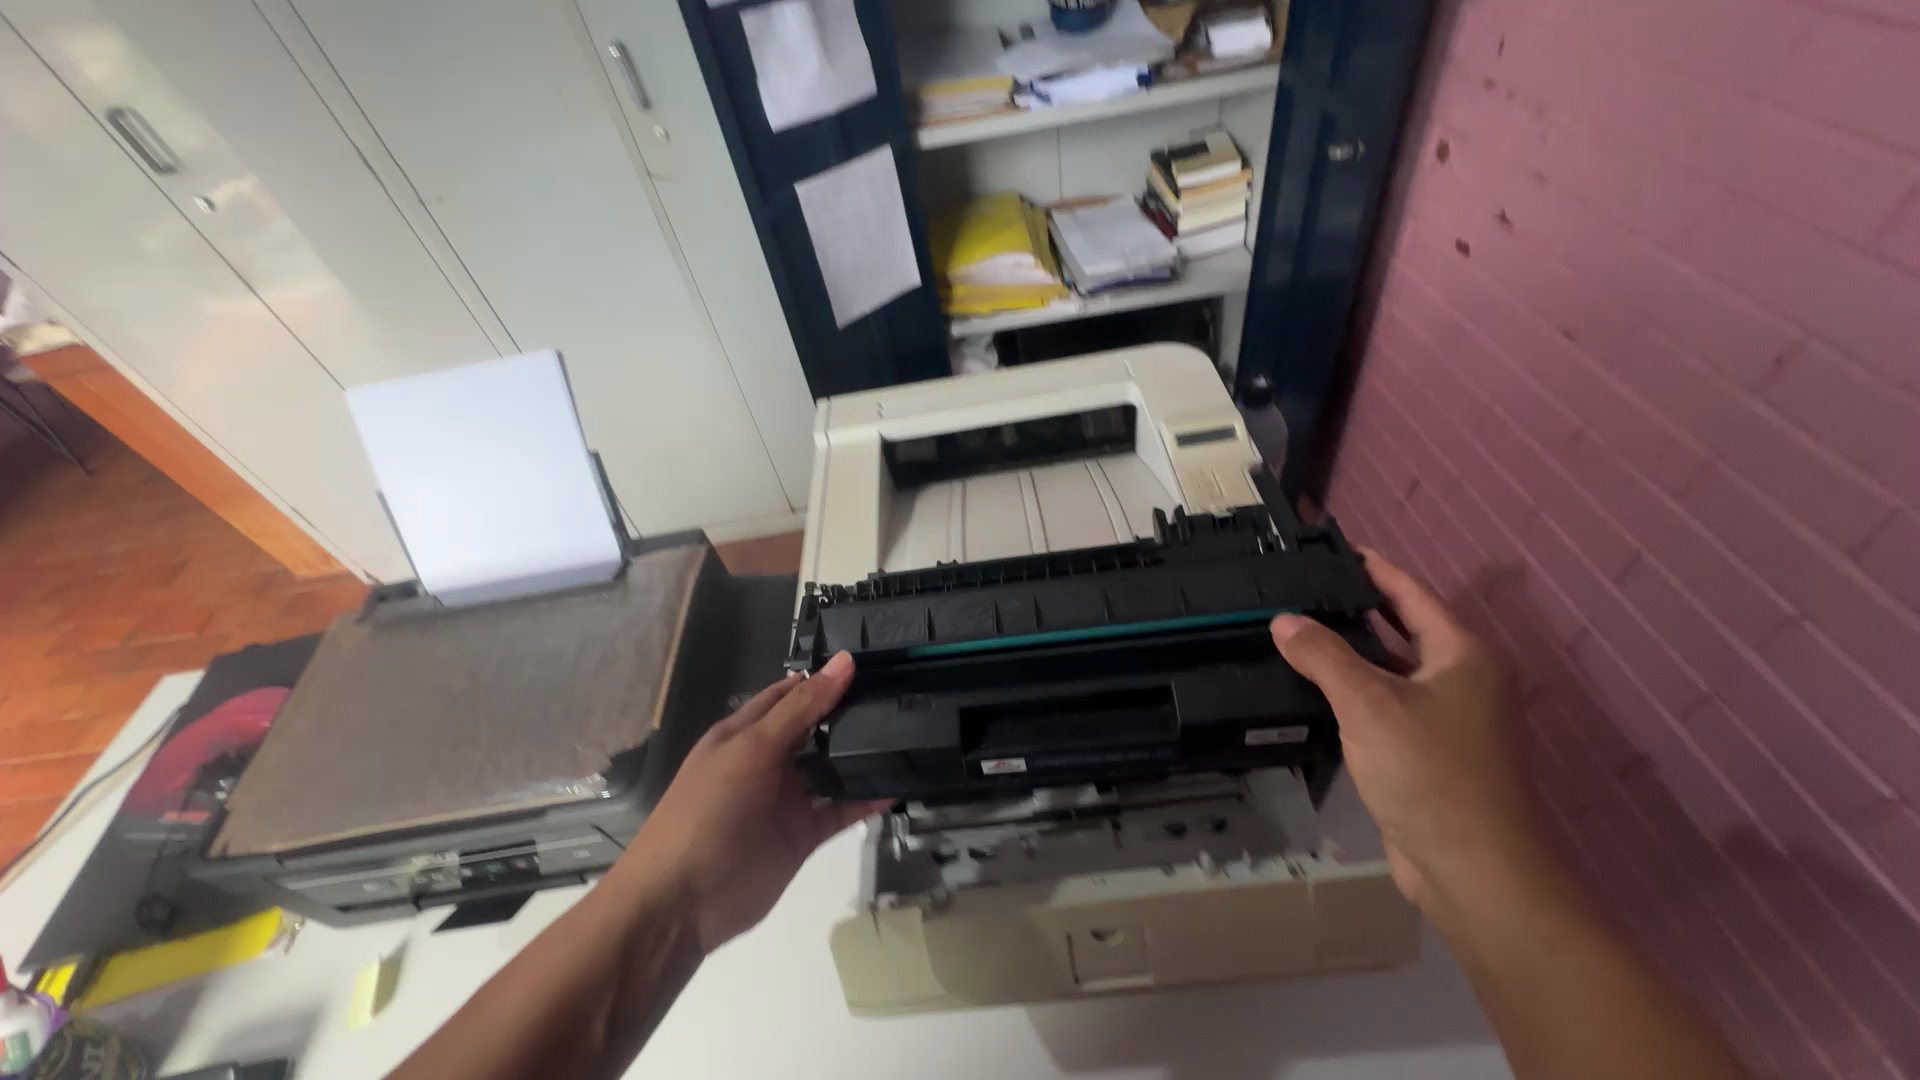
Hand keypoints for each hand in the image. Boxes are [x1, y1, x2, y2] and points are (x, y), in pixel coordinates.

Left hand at [628, 652, 887, 952]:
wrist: (680, 903)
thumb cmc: (708, 812)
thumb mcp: (752, 749)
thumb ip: (801, 708)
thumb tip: (845, 662)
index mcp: (744, 733)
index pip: (791, 694)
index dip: (824, 679)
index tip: (872, 664)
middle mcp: (767, 761)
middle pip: (816, 730)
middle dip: (850, 714)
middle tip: (901, 696)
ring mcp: (786, 800)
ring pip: (831, 770)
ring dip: (862, 757)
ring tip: (909, 734)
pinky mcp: (802, 836)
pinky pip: (840, 811)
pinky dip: (867, 799)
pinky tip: (898, 785)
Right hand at [1269, 550, 1545, 910]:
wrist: (1473, 868)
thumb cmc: (1429, 772)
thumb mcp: (1369, 704)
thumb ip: (1324, 656)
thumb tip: (1283, 620)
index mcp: (1464, 656)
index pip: (1413, 594)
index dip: (1377, 570)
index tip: (1340, 549)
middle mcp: (1464, 681)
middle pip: (1406, 630)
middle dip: (1360, 609)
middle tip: (1308, 590)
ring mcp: (1451, 720)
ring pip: (1395, 672)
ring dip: (1354, 654)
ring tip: (1302, 633)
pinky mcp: (1431, 755)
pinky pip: (1389, 707)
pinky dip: (1357, 694)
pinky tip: (1319, 691)